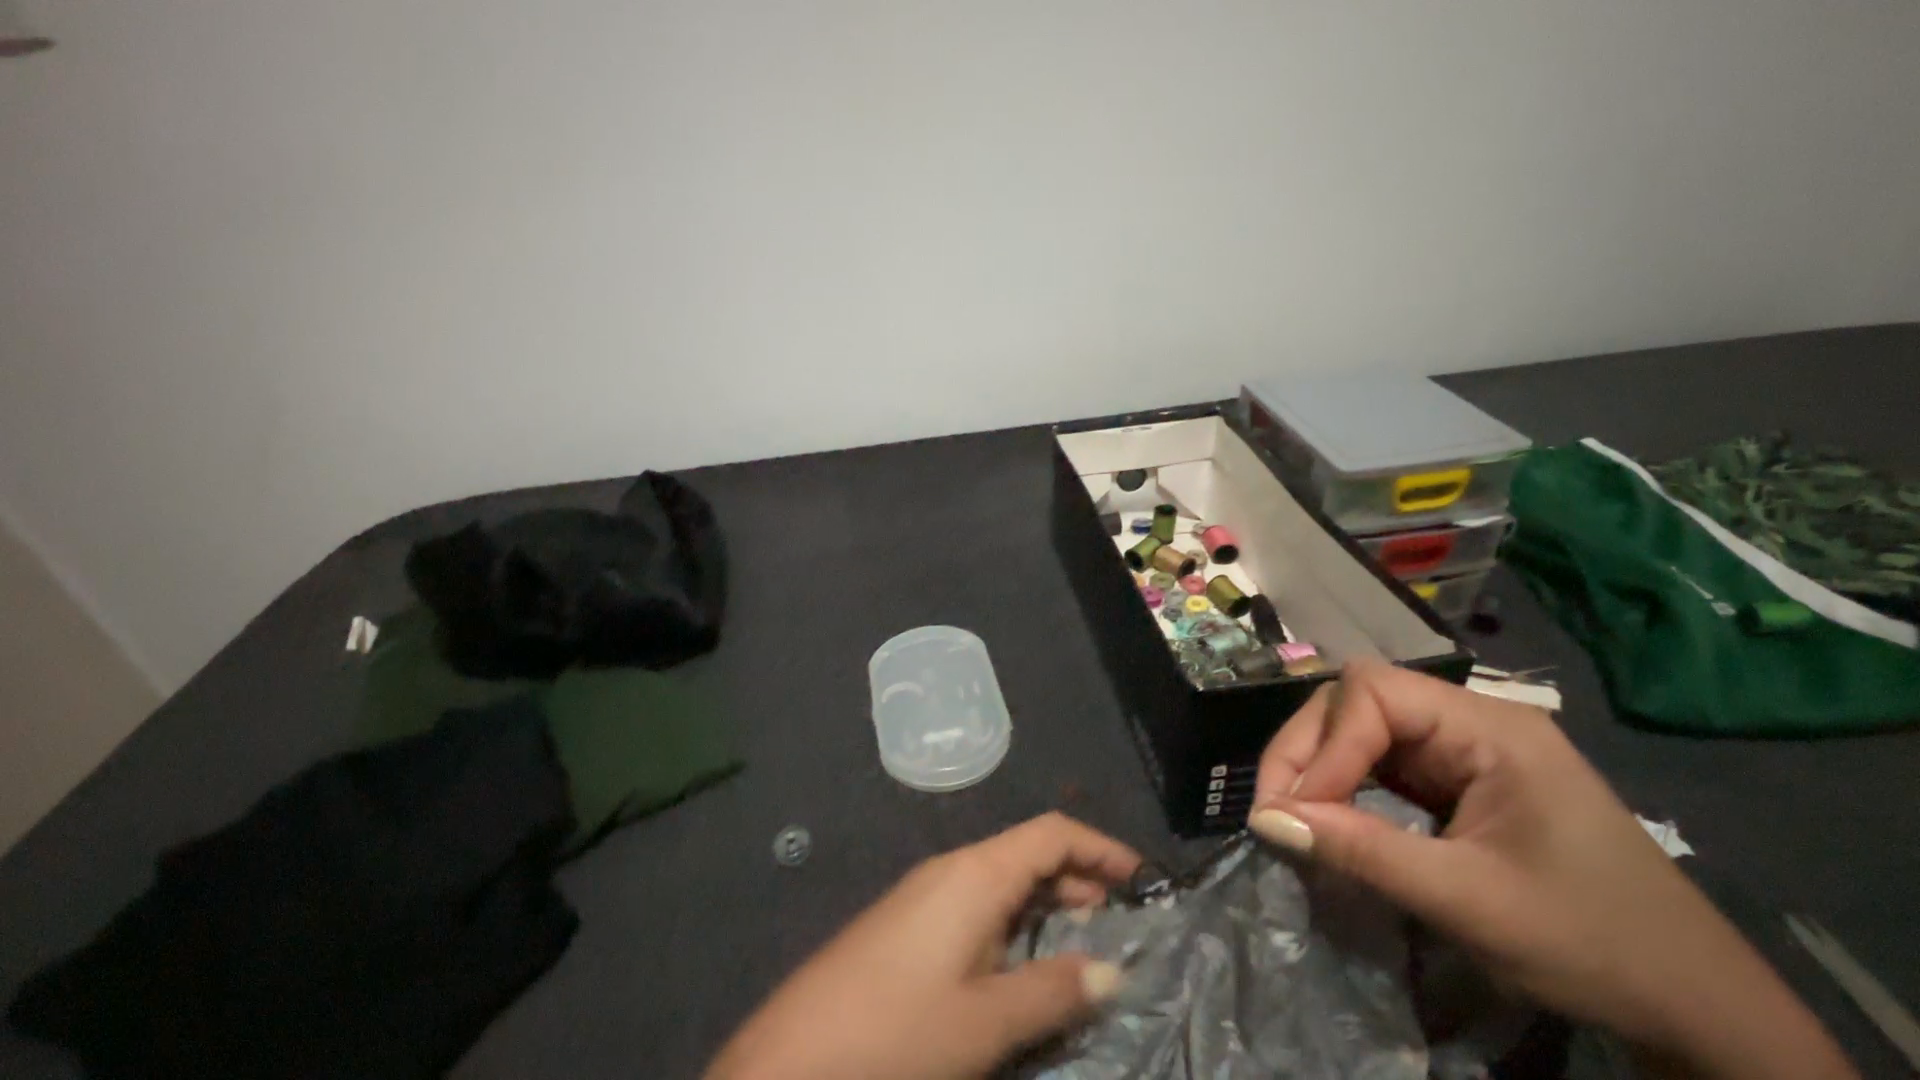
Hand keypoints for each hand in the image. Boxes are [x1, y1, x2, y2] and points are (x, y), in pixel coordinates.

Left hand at [703, 813, 1139, 1079]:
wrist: (786, 1063)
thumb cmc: (897, 1033)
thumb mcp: (987, 1022)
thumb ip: (1054, 991)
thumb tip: (1113, 972)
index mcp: (974, 875)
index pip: (1051, 833)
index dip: (1102, 848)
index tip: (1144, 880)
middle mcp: (948, 872)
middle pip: (1027, 854)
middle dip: (1079, 878)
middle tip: (1123, 921)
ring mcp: (920, 899)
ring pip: (1000, 883)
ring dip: (1046, 905)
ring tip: (1082, 944)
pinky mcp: (902, 930)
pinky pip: (973, 909)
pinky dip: (1012, 925)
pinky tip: (1020, 968)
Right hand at [1247, 659, 1855, 1079]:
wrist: (1694, 1005)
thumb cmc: (1589, 943)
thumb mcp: (1465, 900)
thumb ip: (1360, 851)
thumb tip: (1264, 820)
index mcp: (1491, 729)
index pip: (1373, 694)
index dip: (1321, 745)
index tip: (1290, 812)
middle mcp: (1476, 725)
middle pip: (1361, 702)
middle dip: (1309, 752)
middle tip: (1276, 815)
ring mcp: (1471, 755)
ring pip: (1367, 734)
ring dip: (1322, 770)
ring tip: (1293, 820)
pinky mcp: (1465, 788)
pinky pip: (1387, 769)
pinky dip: (1348, 791)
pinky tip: (1331, 823)